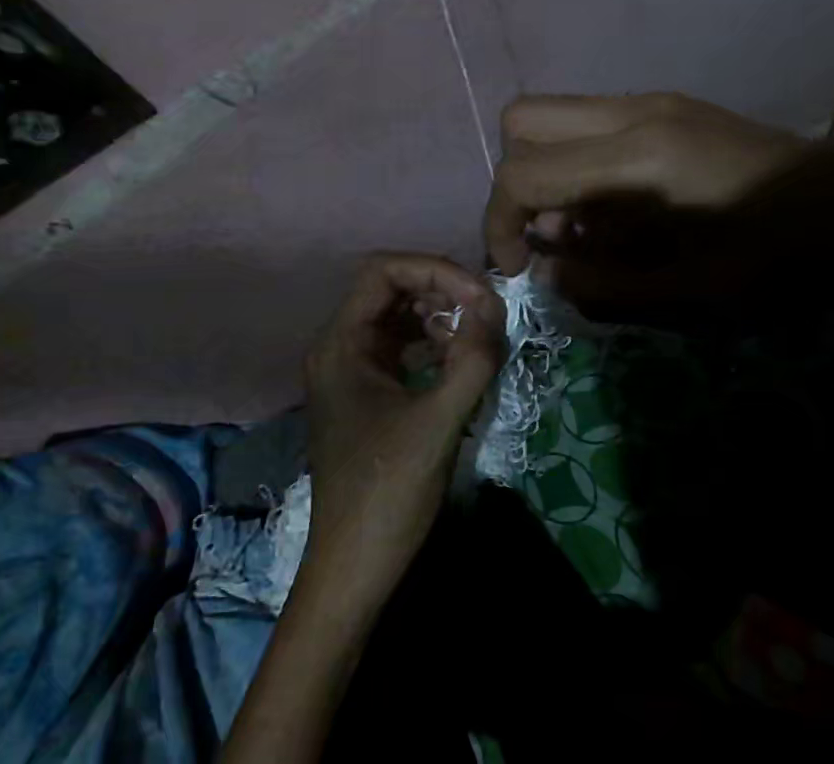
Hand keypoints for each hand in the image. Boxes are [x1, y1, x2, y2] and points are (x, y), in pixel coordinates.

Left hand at [303, 253, 503, 594]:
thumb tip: (495, 309)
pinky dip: (431, 347)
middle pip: (389, 291)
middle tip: (487, 315)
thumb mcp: (437, 423)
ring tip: (478, 339)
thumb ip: (471, 360)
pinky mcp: (365, 396)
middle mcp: (337, 348)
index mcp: (340, 343)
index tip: (481, 297)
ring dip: (439, 319)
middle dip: (440, 292)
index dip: (434, 269)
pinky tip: (460, 364)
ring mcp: (349, 372)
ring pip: (396, 320)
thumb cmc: (387, 492)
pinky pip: (399, 351)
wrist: (353, 564)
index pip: (382, 271)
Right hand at [485, 93, 807, 274]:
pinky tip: (615, 205)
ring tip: (585, 225)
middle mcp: (633, 113)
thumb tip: (544, 272)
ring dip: (544, 170)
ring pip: (550, 116)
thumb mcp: (693, 291)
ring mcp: (650, 101)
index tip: (518, 265)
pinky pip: (586, 123)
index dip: (500, 223)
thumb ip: (603, 284)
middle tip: (544, 230)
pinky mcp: (665, 106)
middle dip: (513, 181)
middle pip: (521, 120)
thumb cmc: (785, 255)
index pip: (523, 173)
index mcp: (638, 159)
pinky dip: (575, 163)